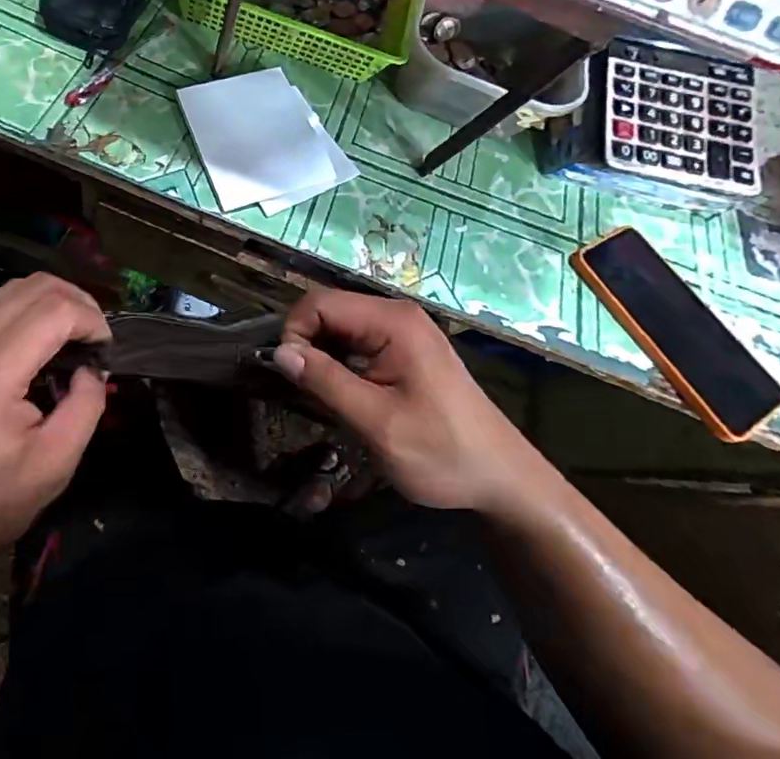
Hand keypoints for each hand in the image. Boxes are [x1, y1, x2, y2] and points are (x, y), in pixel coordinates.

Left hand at [0, 274, 110, 579]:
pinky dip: (28, 310)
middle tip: (97, 340)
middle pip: (35, 286)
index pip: (55, 310)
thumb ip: (86, 406)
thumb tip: (92, 369)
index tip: (107, 352)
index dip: (92, 320)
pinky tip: (42, 341)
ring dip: (53, 301)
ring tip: (75, 336)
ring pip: (12, 288)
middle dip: (78, 303)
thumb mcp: (54, 466)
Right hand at [271, 289, 546, 513]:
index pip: (319, 303)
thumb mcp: (377, 422)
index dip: (294, 333)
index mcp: (393, 322)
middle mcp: (397, 316)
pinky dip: (340, 364)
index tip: (289, 376)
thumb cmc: (441, 450)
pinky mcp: (406, 350)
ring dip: (322, 357)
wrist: (500, 476)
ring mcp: (404, 332)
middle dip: (306, 345)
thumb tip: (279, 352)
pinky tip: (343, 394)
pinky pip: (358, 343)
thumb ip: (326, 382)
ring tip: (321, 396)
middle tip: (304, 391)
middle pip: (329, 311)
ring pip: (341, 328)